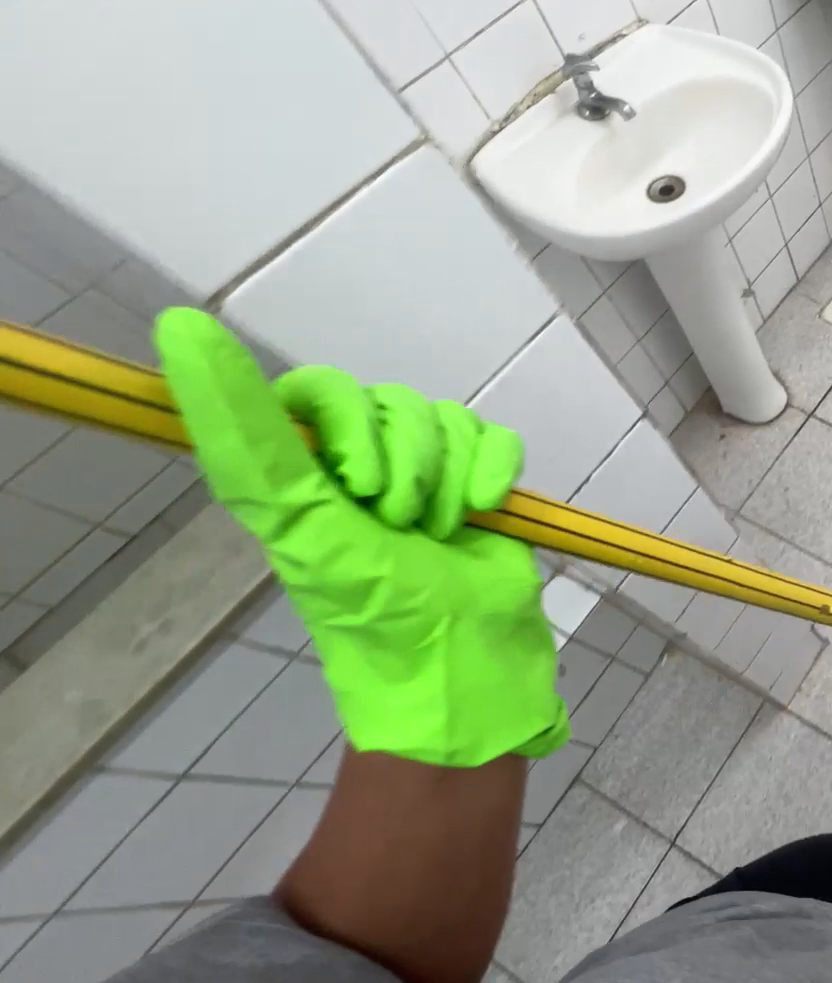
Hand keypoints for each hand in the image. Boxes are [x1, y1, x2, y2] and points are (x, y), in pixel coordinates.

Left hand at [153, 308, 568, 766]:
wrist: (469, 652)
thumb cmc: (377, 605)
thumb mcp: (301, 526)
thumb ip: (248, 444)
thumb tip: (180, 329)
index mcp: (307, 471)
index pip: (318, 390)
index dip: (348, 420)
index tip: (357, 484)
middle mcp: (367, 463)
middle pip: (394, 403)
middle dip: (409, 465)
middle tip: (401, 524)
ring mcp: (434, 472)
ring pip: (449, 420)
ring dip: (450, 480)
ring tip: (444, 532)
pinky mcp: (488, 482)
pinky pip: (499, 439)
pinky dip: (496, 471)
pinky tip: (489, 509)